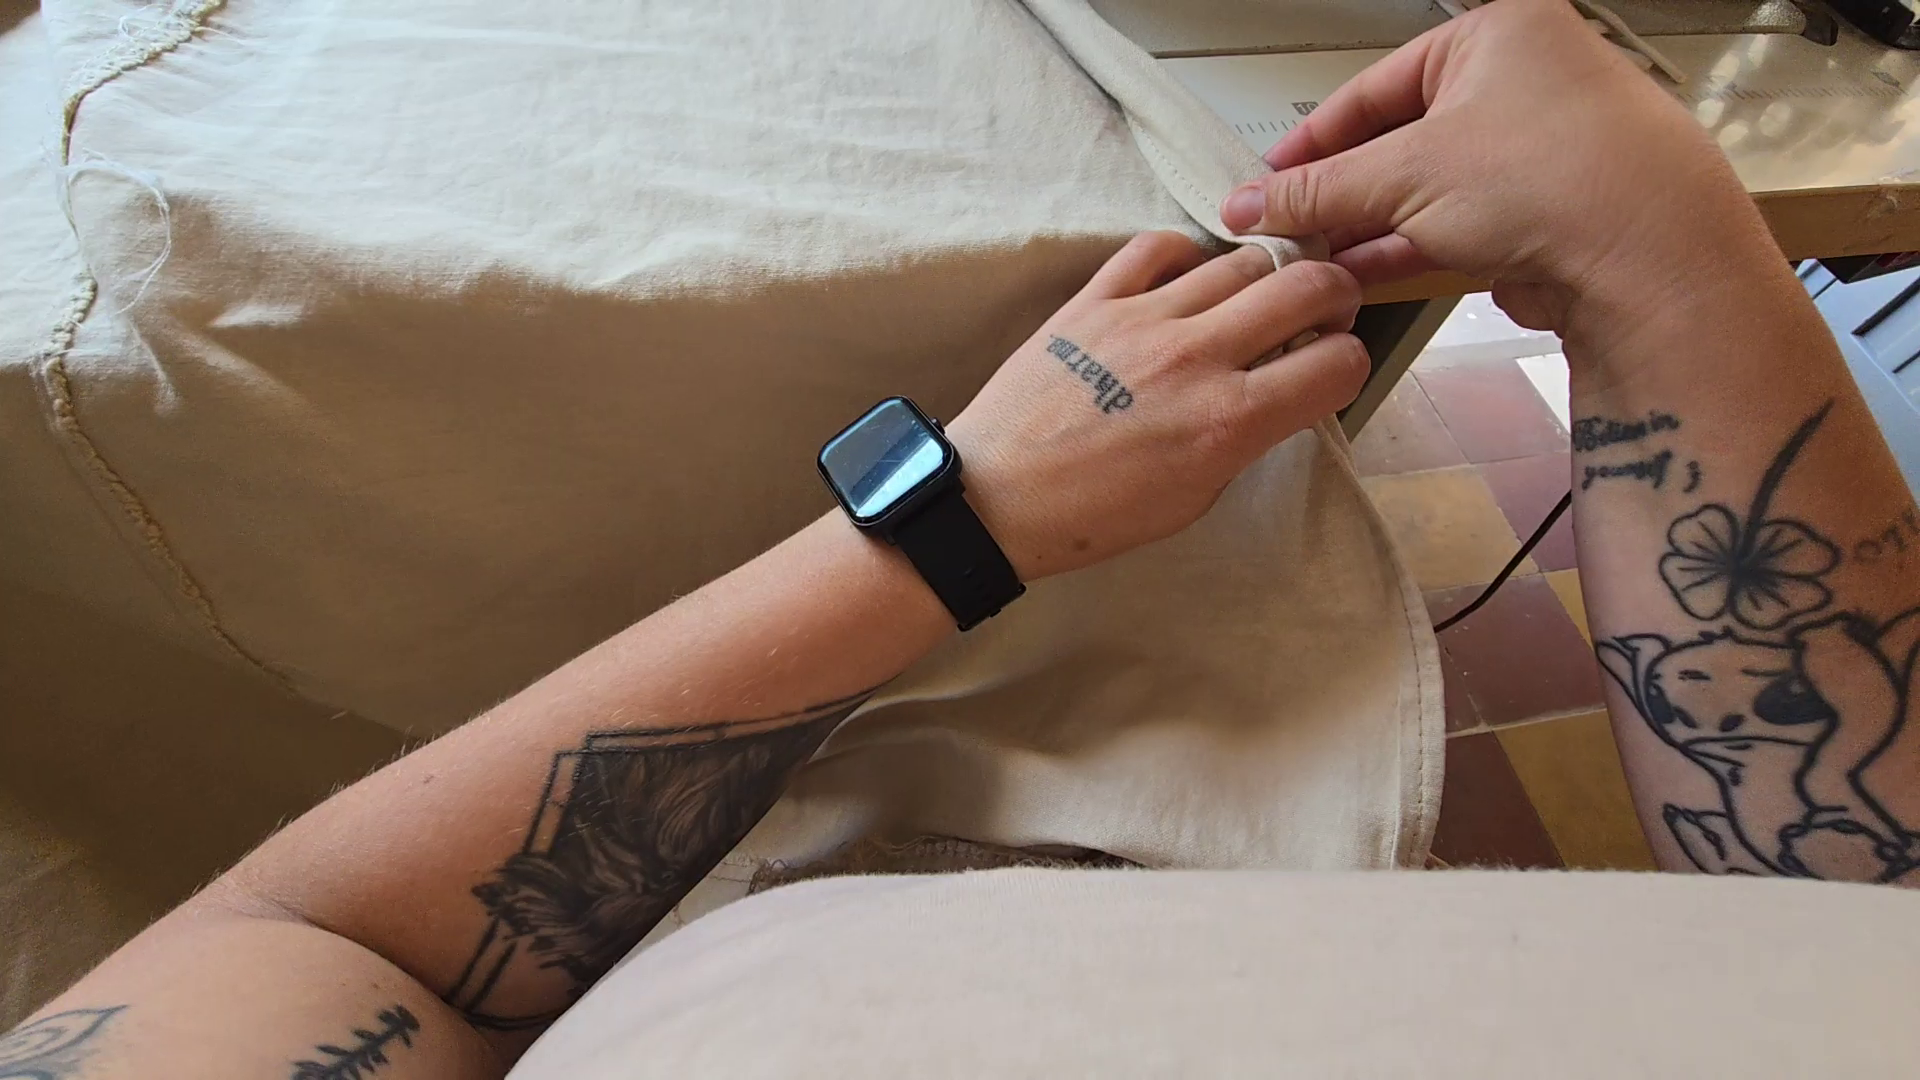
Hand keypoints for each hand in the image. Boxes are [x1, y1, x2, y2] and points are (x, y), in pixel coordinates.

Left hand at [946, 231, 1366, 579]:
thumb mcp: (1190, 501)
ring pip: (1239, 259)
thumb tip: (1272, 395)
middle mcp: (1195, 359)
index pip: (1338, 362)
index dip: (1345, 366)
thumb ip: (1243, 441)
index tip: (1324, 372)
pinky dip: (1185, 257)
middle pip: (1307, 285)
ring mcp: (1140, 320)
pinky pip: (1157, 247)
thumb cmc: (1093, 516)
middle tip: (1316, 314)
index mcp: (1228, 423)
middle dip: (1332, 297)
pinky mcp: (1091, 302)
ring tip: (1245, 302)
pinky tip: (1184, 283)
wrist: (996, 498)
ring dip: (1261, 277)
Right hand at [1217, 0, 1777, 344]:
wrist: (1643, 258)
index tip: (1263, 184)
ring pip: (1410, 193)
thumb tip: (1248, 206)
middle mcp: (1509, 89)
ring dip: (1354, 229)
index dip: (1307, 143)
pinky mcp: (1522, 215)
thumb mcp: (1403, 174)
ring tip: (1303, 259)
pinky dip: (1390, 251)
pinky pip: (1436, 228)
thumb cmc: (1548, 177)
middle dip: (1329, 195)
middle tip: (1279, 229)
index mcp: (1489, 40)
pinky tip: (1345, 276)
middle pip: (1386, 145)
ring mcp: (1518, 156)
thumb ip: (1315, 191)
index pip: (1368, 91)